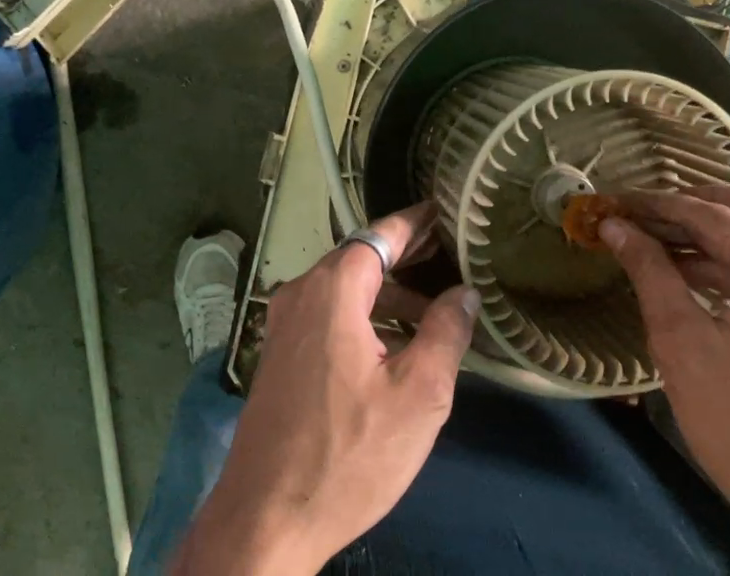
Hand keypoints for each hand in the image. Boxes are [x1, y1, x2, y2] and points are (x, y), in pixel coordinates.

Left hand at [172, 202, 480, 575]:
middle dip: (405, 254)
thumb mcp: (417, 395)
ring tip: (433, 307)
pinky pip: (326, 316)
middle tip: (450, 253)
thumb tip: (464, 292)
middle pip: (359, 258)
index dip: (414, 222)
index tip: (444, 211)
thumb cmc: (348, 454)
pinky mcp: (279, 357)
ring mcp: (282, 327)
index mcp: (331, 292)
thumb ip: (445, 333)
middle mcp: (299, 296)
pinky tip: (393, 344)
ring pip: (343, 290)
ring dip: (387, 293)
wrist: (265, 518)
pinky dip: (363, 315)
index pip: (378, 235)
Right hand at [600, 186, 729, 575]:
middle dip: (694, 208)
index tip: (620, 202)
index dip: (664, 207)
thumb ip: (651, 273)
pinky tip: (699, 271)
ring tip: (661, 241)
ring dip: (719, 233)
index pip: (723, 219)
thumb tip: (615, 227)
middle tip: (642, 216)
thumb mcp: (685, 347)